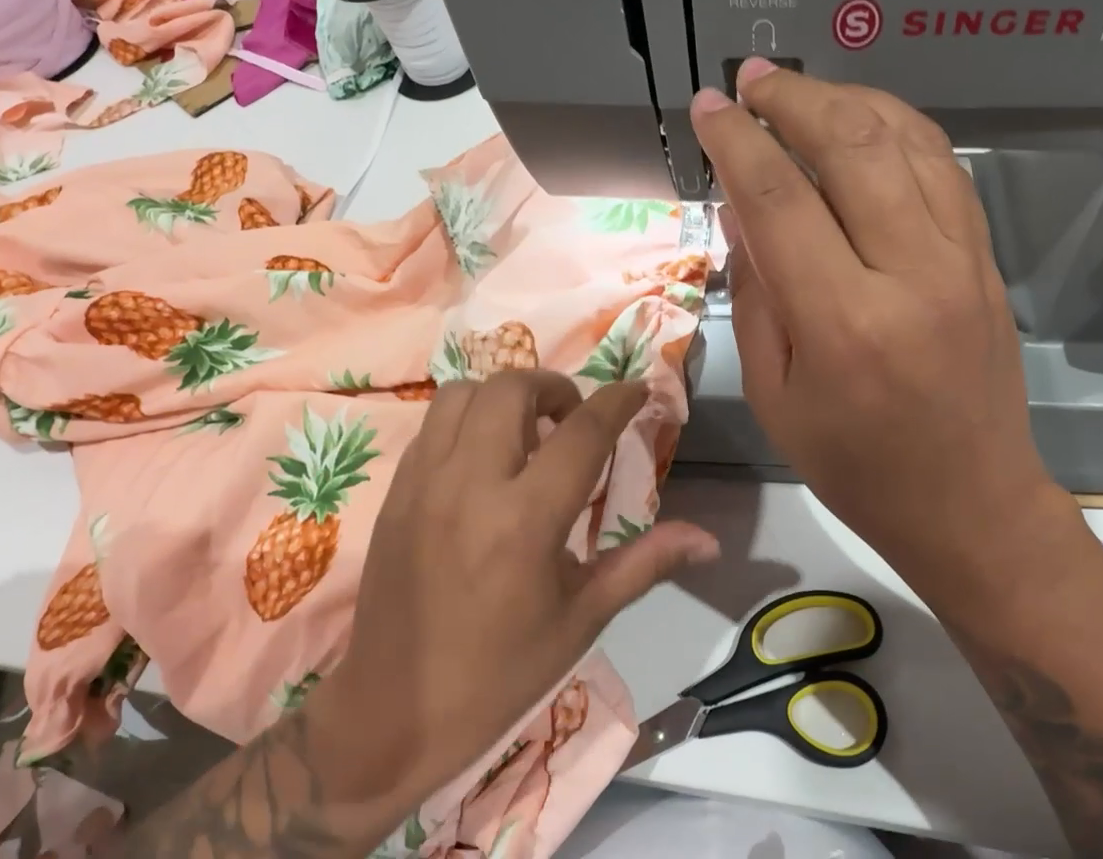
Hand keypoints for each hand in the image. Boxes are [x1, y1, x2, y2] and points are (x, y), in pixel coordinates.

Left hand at [310, 372, 718, 805]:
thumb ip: (646, 563)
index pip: (582, 432)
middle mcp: (470, 486)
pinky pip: (432, 426)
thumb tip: (709, 541)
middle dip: (555, 387)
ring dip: (504, 396)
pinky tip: (486, 459)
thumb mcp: (583, 619)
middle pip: (512, 389)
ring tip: (528, 432)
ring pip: (462, 394)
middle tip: (575, 418)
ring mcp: (423, 485)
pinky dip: (467, 420)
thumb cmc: (501, 673)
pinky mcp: (394, 495)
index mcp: (526, 521)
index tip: (637, 390)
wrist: (394, 715)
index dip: (617, 401)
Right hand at [690, 59, 1069, 583]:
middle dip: (792, 97)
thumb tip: (740, 208)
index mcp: (842, 322)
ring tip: (802, 89)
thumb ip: (756, 294)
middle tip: (751, 79)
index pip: (779, 198)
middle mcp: (909, 274)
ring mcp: (960, 260)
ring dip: (848, 98)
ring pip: (907, 141)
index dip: (736, 141)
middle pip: (850, 145)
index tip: (707, 106)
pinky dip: (901, 128)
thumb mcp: (776, 396)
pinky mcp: (986, 259)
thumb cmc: (856, 466)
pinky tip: (865, 121)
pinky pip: (945, 167)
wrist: (970, 502)